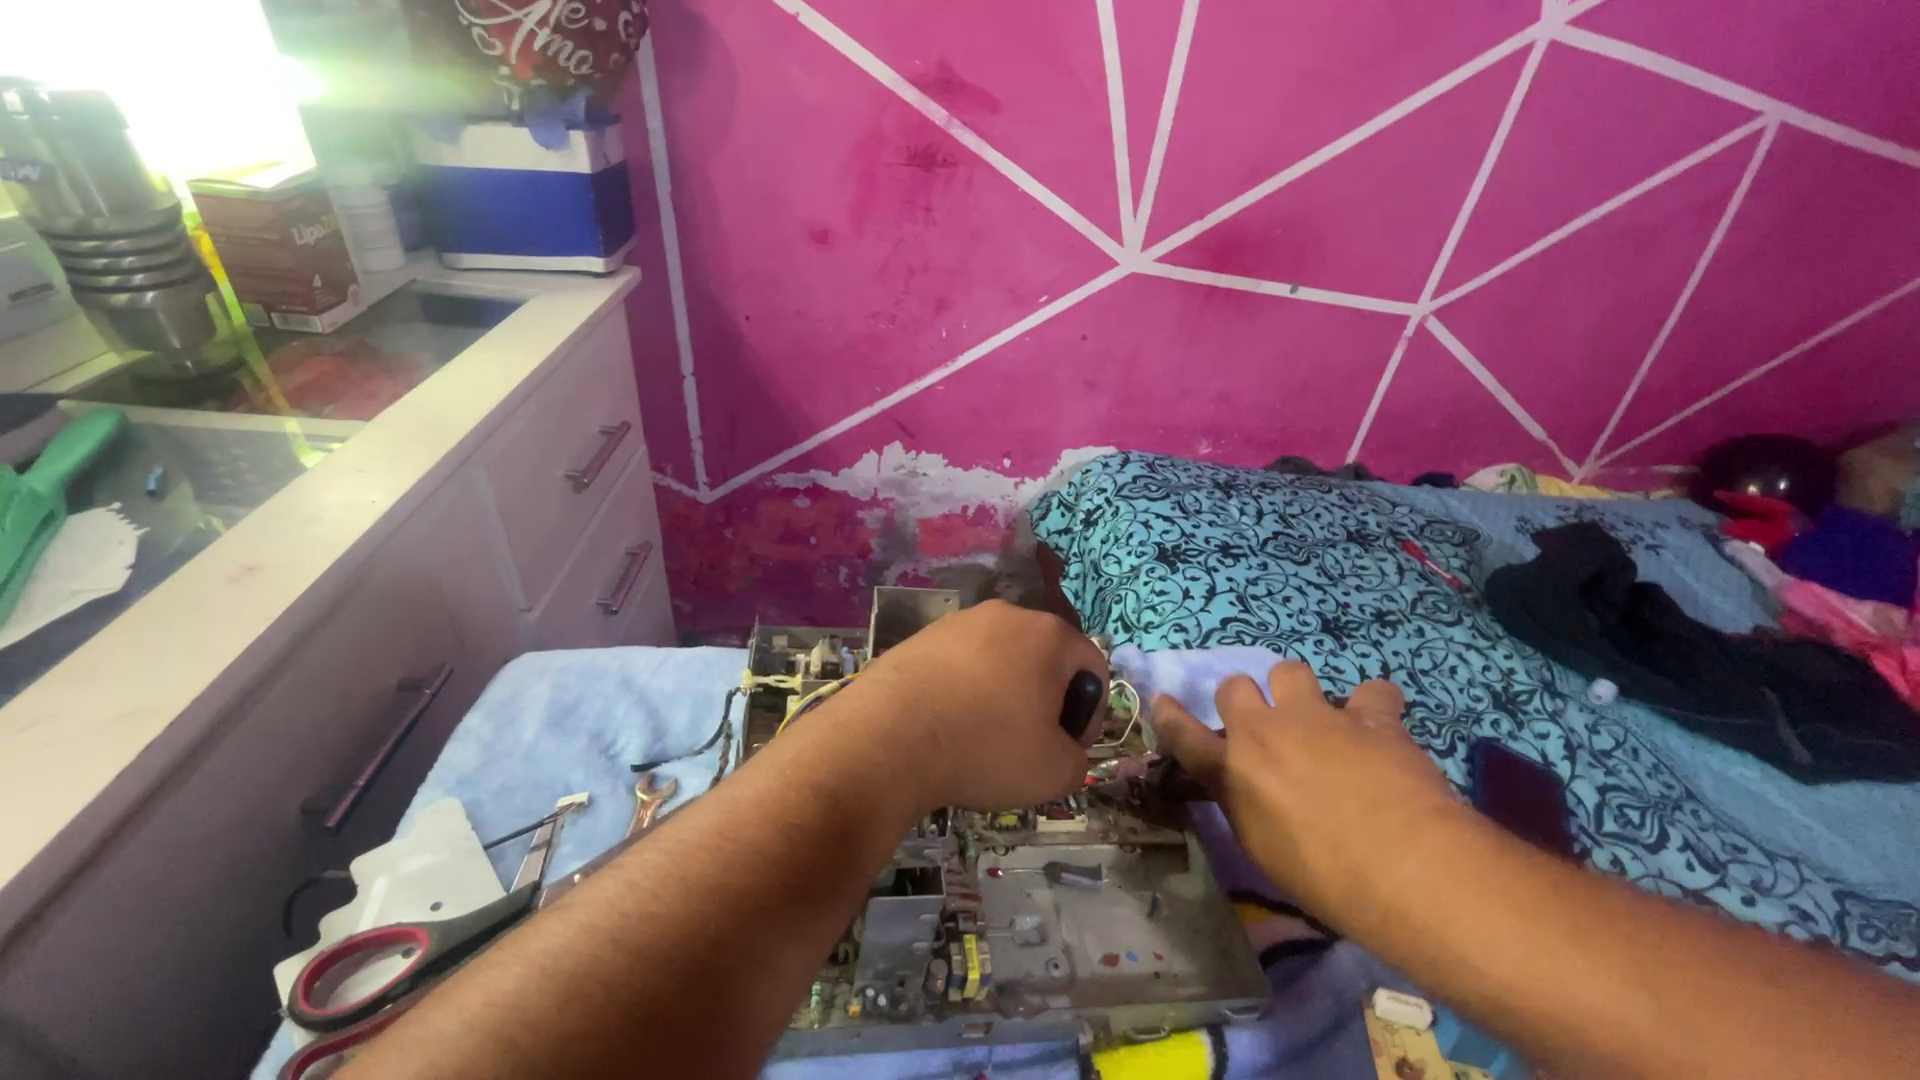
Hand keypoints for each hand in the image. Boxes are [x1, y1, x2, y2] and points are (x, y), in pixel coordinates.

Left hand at [829, 600, 1108, 811]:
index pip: (1091, 666)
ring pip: (998, 660)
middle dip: (1045, 701)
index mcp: (1048, 635)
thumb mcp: (1055, 772)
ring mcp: (956, 623)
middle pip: (1043, 658)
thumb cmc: (986, 748)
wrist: (887, 739)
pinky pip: (957, 666)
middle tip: (1029, 744)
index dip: (1090, 713)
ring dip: (1002, 695)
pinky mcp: (918, 639)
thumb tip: (1064, 753)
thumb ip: (1077, 760)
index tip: (1069, 749)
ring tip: (982, 738)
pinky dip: (962, 692)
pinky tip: (946, 727)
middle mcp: (1005, 615)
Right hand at [1151, 662, 1468, 925]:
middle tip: (1265, 725)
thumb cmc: (1325, 880)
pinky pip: (1371, 691)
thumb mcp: (1265, 850)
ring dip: (1298, 691)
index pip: (1182, 734)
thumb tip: (1249, 793)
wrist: (1405, 868)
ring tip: (1319, 717)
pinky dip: (1375, 706)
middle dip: (1245, 699)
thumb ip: (1248, 808)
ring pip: (1289, 670)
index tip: (1165, 700)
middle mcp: (1264, 732)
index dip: (1170, 715)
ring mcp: (1316, 717)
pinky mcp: (1369, 716)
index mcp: (1231, 771)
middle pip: (1235, 687)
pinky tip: (1382, 726)